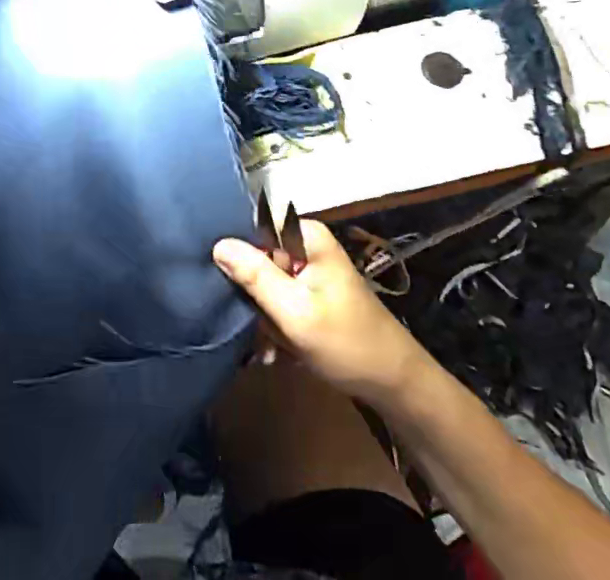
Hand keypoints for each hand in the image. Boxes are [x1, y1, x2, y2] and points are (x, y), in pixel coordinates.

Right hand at [213, 220, 433, 405]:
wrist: (391, 382)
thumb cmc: (346, 343)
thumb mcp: (294, 311)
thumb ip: (255, 276)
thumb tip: (219, 244)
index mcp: (307, 237)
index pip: (254, 228)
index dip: (238, 255)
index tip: (231, 286)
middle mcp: (306, 245)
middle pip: (257, 257)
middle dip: (253, 295)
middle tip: (261, 326)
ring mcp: (307, 270)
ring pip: (262, 284)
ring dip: (263, 317)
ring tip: (273, 344)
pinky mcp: (307, 293)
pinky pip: (276, 299)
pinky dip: (274, 325)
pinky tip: (278, 350)